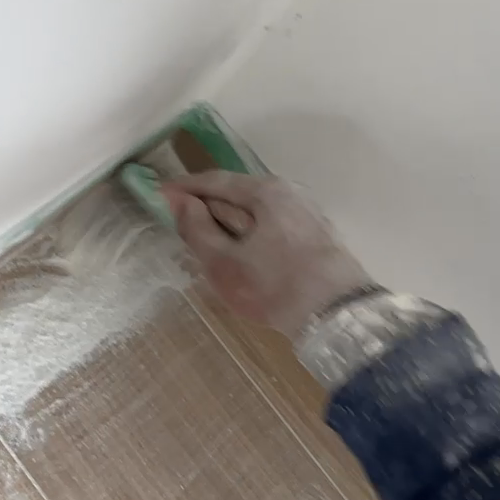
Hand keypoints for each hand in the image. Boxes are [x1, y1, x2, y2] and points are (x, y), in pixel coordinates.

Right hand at [160, 170, 373, 335]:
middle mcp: (290, 193)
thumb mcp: (223, 262)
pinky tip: (241, 254)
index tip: (160, 194)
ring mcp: (307, 214)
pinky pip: (272, 227)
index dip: (185, 188)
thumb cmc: (274, 287)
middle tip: (180, 222)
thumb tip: (180, 202)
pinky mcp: (316, 237)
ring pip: (256, 213)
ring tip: (206, 242)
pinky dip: (250, 235)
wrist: (338, 317)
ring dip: (229, 224)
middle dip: (207, 206)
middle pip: (238, 195)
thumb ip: (197, 230)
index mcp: (265, 192)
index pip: (215, 181)